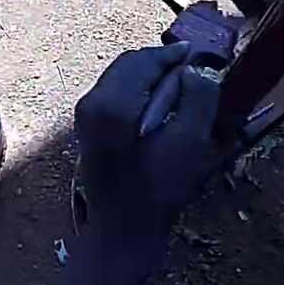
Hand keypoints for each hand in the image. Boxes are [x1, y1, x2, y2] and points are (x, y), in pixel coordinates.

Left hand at [74, 42, 219, 267]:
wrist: (122, 230)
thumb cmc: (158, 190)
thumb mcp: (190, 143)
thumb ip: (197, 98)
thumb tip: (192, 71)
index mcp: (111, 104)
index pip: (146, 61)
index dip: (174, 55)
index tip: (197, 54)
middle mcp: (91, 102)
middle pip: (130, 64)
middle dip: (161, 63)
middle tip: (191, 69)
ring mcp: (85, 114)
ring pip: (122, 76)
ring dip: (150, 76)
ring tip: (179, 86)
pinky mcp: (88, 126)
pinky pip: (115, 92)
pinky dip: (138, 89)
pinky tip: (159, 105)